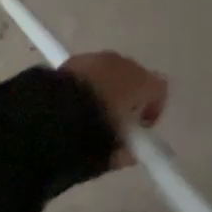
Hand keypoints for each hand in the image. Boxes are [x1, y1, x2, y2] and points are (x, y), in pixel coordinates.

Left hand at [61, 51, 167, 166]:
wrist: (53, 116)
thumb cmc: (94, 133)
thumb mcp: (117, 151)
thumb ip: (130, 149)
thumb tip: (130, 152)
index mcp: (142, 82)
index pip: (159, 90)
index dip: (152, 109)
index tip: (140, 128)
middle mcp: (122, 63)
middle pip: (133, 77)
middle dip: (127, 96)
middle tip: (115, 121)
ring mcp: (94, 58)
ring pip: (107, 72)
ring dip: (104, 88)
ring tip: (90, 113)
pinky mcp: (70, 61)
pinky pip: (85, 72)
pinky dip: (84, 84)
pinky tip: (73, 104)